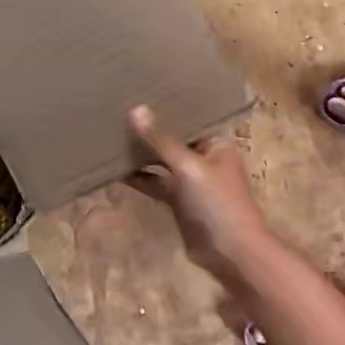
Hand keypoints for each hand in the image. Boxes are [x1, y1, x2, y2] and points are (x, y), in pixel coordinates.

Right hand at [126, 105, 271, 277]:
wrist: (232, 254)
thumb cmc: (217, 203)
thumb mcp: (188, 167)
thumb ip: (161, 140)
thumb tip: (135, 109)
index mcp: (216, 143)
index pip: (190, 118)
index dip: (168, 106)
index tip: (140, 91)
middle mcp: (204, 158)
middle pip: (173, 139)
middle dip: (151, 129)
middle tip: (119, 110)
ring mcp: (190, 181)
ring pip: (162, 161)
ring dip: (142, 153)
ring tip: (113, 133)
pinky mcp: (178, 200)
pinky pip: (156, 182)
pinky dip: (139, 177)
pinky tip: (117, 167)